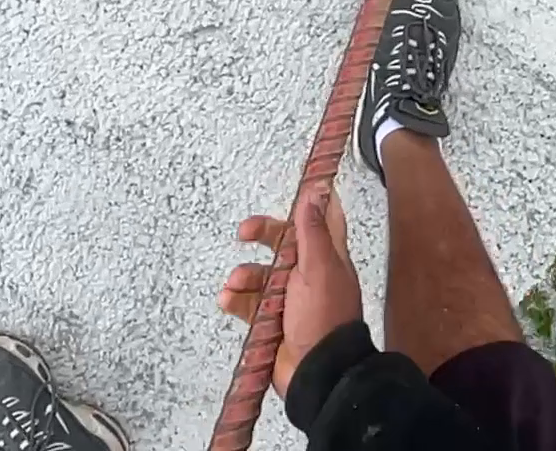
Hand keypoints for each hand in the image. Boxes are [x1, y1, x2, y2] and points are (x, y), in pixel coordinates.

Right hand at [216, 186, 363, 395]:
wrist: (317, 376)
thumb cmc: (324, 319)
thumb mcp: (319, 269)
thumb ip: (313, 231)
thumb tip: (314, 193)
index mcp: (327, 256)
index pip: (324, 218)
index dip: (316, 198)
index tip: (304, 178)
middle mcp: (308, 272)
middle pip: (283, 241)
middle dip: (263, 233)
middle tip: (244, 232)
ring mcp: (289, 296)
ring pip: (261, 272)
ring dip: (244, 274)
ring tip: (235, 283)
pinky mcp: (271, 318)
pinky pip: (248, 302)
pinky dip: (235, 299)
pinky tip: (228, 300)